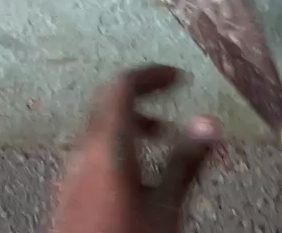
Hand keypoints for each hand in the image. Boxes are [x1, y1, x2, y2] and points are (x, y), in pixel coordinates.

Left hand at [49, 64, 222, 232]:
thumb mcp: (165, 207)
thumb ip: (186, 162)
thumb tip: (210, 122)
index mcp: (106, 141)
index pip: (123, 84)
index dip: (152, 74)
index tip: (180, 77)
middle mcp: (84, 146)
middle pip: (108, 99)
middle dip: (142, 93)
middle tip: (172, 97)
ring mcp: (73, 167)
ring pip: (101, 124)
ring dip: (131, 120)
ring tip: (163, 138)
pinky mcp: (70, 188)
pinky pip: (94, 146)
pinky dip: (118, 141)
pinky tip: (138, 169)